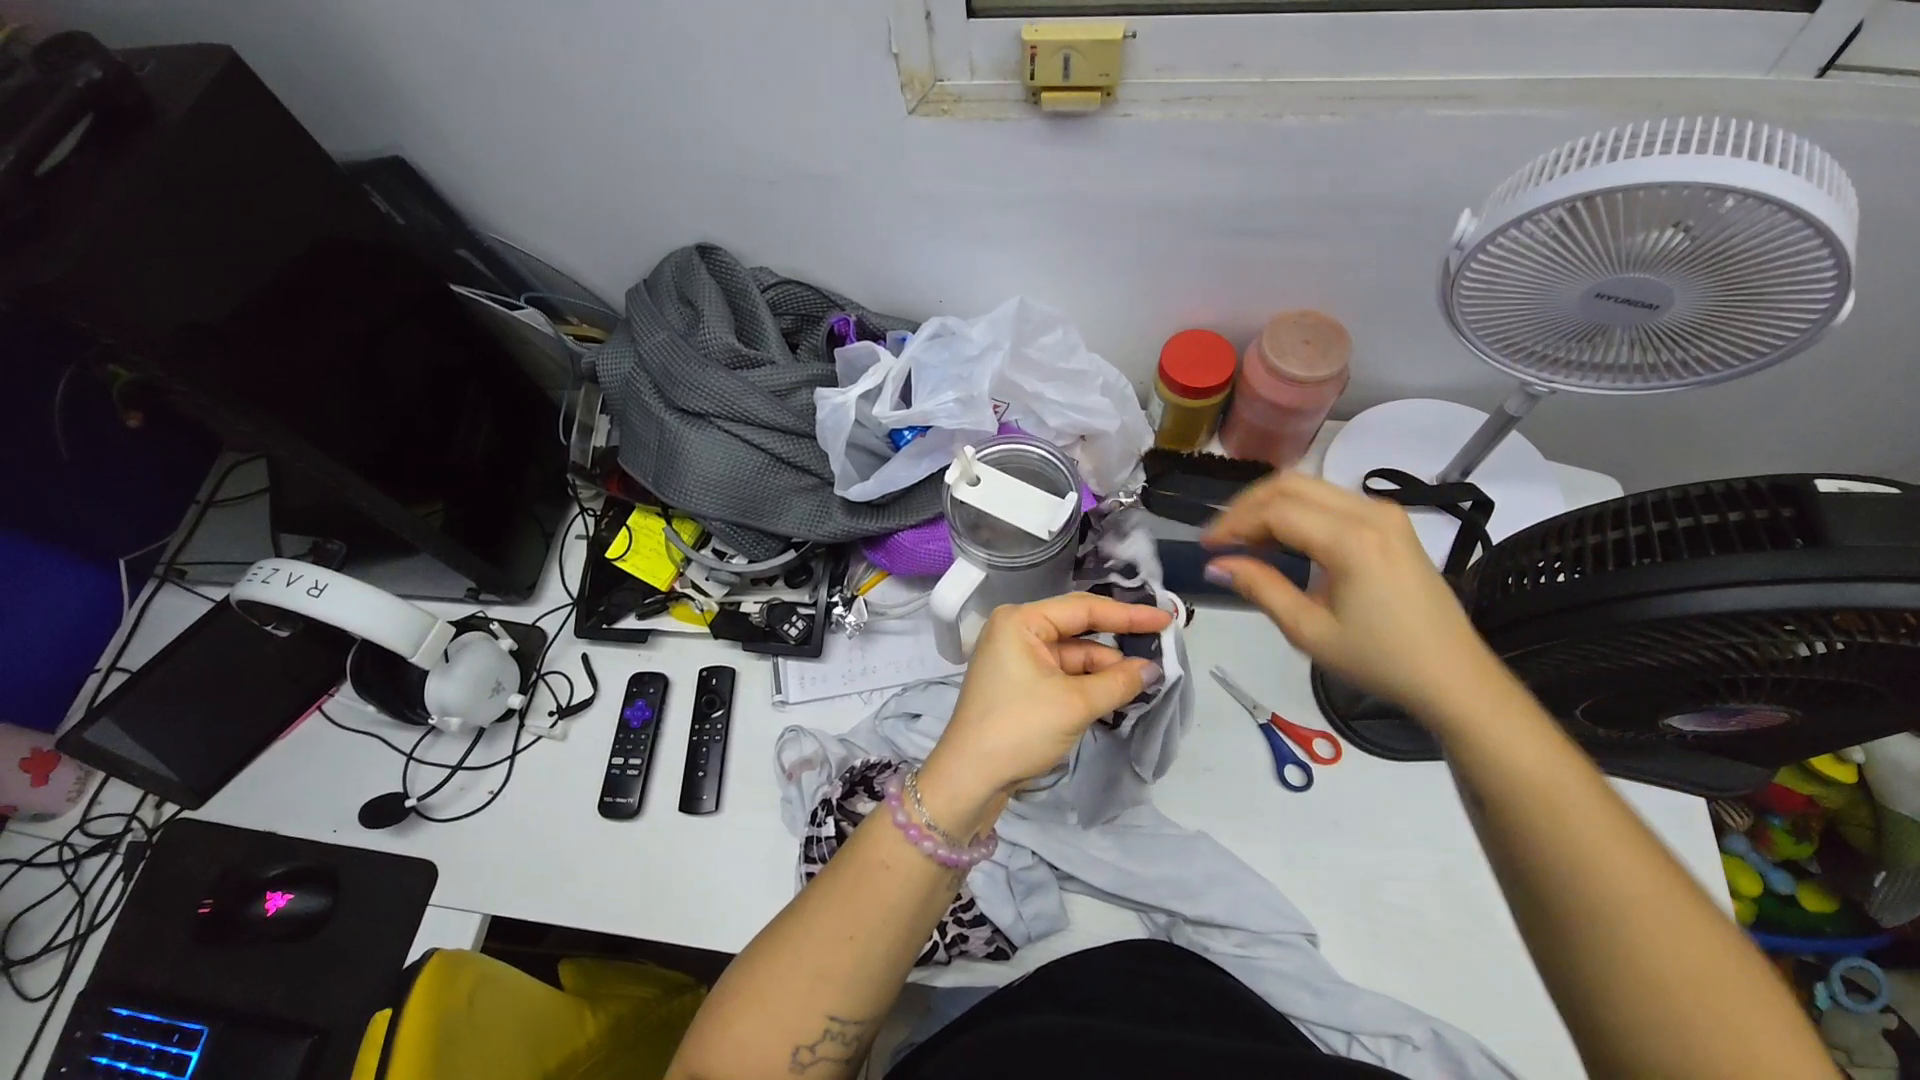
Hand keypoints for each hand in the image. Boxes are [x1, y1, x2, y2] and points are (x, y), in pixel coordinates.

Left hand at [921, 594, 1171, 818]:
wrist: (969, 779)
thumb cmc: (1018, 730)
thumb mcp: (1075, 704)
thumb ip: (1118, 682)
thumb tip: (1153, 669)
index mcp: (1021, 621)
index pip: (1084, 608)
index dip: (1129, 615)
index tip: (1166, 619)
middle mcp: (1016, 631)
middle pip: (1078, 629)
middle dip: (1118, 643)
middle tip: (1162, 648)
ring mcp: (1016, 659)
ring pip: (1073, 655)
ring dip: (1105, 669)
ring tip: (1146, 680)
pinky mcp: (1019, 685)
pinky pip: (1062, 674)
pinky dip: (1089, 684)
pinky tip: (1118, 693)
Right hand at [1201, 471, 1507, 720]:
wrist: (1452, 675)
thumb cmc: (1380, 660)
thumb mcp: (1310, 631)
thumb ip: (1261, 588)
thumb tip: (1216, 566)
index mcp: (1351, 540)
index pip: (1275, 511)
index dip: (1233, 524)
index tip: (1206, 548)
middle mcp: (1370, 512)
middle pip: (1292, 485)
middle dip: (1247, 506)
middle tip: (1221, 539)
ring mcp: (1385, 514)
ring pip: (1311, 487)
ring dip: (1272, 506)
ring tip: (1245, 542)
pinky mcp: (1392, 523)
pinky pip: (1332, 501)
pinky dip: (1298, 512)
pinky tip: (1282, 541)